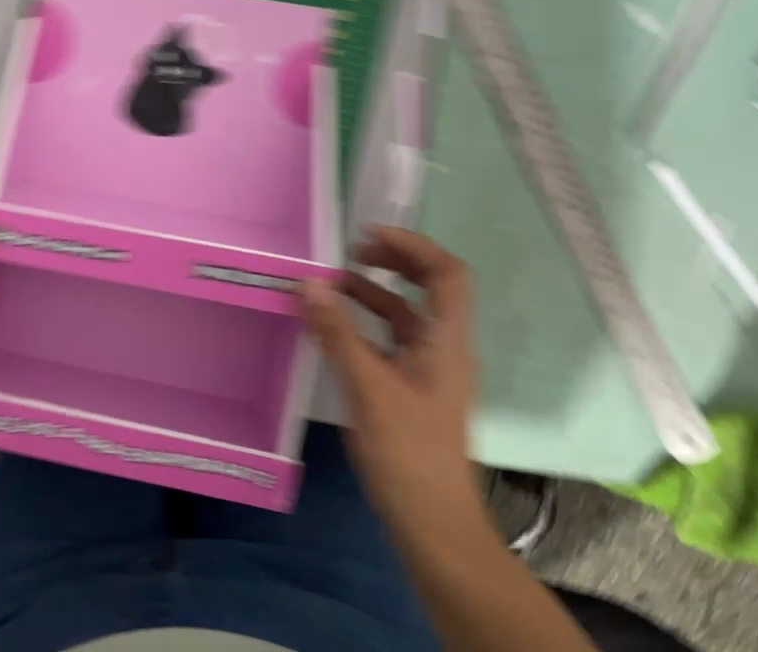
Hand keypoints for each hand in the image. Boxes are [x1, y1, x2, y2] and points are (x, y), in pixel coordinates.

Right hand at [299, 226, 481, 519]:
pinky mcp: (413, 391)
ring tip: (330, 287)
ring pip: (406, 316)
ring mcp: (430, 371)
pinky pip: (391, 343)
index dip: (413, 246)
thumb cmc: (408, 451)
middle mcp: (445, 349)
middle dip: (393, 264)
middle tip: (349, 254)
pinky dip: (365, 327)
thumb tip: (309, 283)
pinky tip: (333, 331)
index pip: (447, 274)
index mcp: (448, 341)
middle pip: (430, 288)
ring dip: (373, 294)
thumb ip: (338, 333)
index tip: (368, 236)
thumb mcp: (368, 387)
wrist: (432, 521)